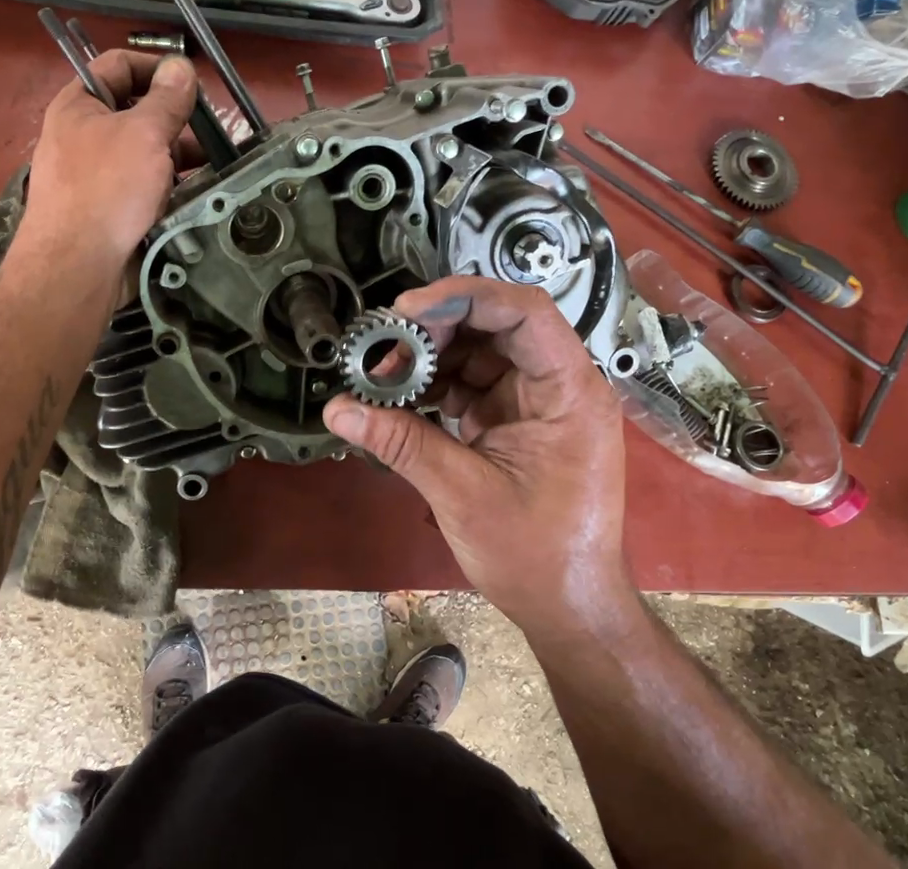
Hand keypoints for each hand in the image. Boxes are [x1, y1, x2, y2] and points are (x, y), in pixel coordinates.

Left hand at [27, 50, 199, 257]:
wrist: (77, 267)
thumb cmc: (107, 190)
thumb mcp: (143, 134)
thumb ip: (166, 100)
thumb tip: (180, 66)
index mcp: (78, 106)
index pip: (118, 66)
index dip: (156, 68)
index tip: (192, 84)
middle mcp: (83, 136)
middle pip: (135, 112)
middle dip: (175, 119)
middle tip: (213, 129)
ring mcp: (95, 176)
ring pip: (144, 154)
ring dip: (178, 157)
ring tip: (216, 165)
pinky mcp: (109, 210)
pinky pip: (144, 188)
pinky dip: (169, 188)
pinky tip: (197, 195)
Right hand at [323, 278, 628, 632]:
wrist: (568, 607)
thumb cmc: (535, 554)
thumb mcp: (463, 493)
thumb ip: (402, 442)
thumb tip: (337, 408)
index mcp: (570, 391)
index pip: (524, 313)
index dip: (464, 299)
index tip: (406, 312)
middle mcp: (559, 385)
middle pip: (496, 328)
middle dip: (435, 332)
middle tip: (380, 349)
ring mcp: (537, 403)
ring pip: (479, 354)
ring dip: (430, 360)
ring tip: (380, 376)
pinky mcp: (515, 422)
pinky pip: (472, 386)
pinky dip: (435, 388)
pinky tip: (398, 397)